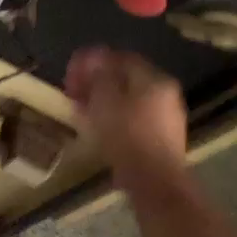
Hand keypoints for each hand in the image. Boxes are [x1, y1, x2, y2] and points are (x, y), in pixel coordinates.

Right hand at [65, 47, 188, 192]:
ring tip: (80, 109)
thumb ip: (98, 72)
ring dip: (101, 98)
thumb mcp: (103, 95)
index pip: (119, 57)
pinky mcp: (160, 137)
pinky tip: (96, 125)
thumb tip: (95, 57)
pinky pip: (131, 116)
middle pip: (123, 77)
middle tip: (72, 91)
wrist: (153, 180)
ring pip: (126, 97)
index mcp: (154, 79)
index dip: (90, 61)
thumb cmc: (125, 132)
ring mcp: (165, 116)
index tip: (70, 73)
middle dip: (94, 81)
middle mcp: (165, 93)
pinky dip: (112, 114)